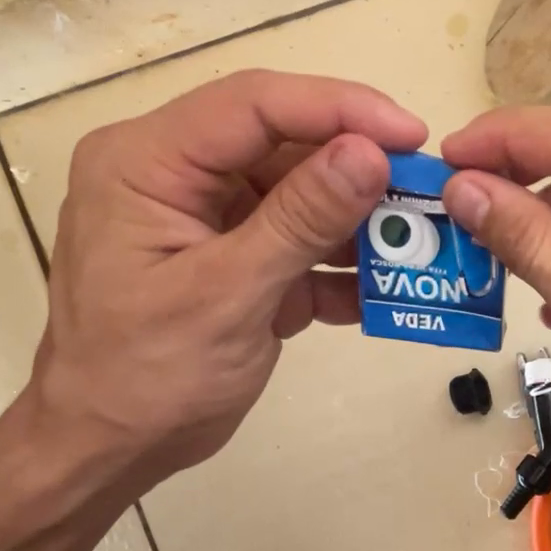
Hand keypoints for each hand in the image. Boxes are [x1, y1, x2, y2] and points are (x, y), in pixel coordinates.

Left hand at [30, 69, 426, 491]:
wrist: (118, 444)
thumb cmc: (149, 373)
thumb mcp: (227, 293)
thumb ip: (298, 221)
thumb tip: (369, 155)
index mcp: (150, 163)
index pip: (253, 107)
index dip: (338, 109)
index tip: (411, 135)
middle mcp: (183, 179)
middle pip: (286, 149)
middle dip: (361, 172)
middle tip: (432, 195)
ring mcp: (218, 225)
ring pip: (306, 201)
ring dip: (364, 226)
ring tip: (424, 245)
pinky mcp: (246, 267)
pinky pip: (307, 251)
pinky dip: (348, 273)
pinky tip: (388, 295)